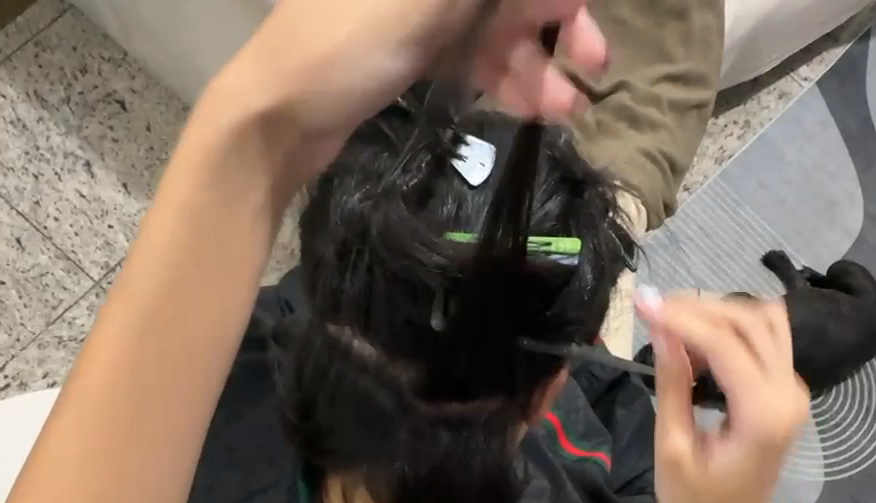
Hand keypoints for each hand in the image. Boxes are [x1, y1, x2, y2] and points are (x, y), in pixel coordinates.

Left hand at [207, 0, 605, 174]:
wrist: (280, 118)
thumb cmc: (344, 44)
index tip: (585, 27)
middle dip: (555, 24)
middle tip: (595, 66)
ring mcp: (419, 8)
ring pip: (495, 28)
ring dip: (535, 67)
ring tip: (567, 112)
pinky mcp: (414, 51)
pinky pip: (473, 60)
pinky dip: (504, 83)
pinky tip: (535, 111)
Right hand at [645, 290, 810, 502]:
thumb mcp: (673, 450)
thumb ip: (672, 386)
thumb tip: (660, 329)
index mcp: (763, 414)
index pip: (726, 343)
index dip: (682, 316)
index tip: (640, 302)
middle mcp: (789, 394)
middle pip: (752, 321)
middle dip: (699, 308)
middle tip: (652, 310)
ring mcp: (794, 390)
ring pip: (765, 322)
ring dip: (719, 313)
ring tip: (672, 324)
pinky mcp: (786, 391)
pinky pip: (766, 340)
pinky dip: (731, 329)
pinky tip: (696, 343)